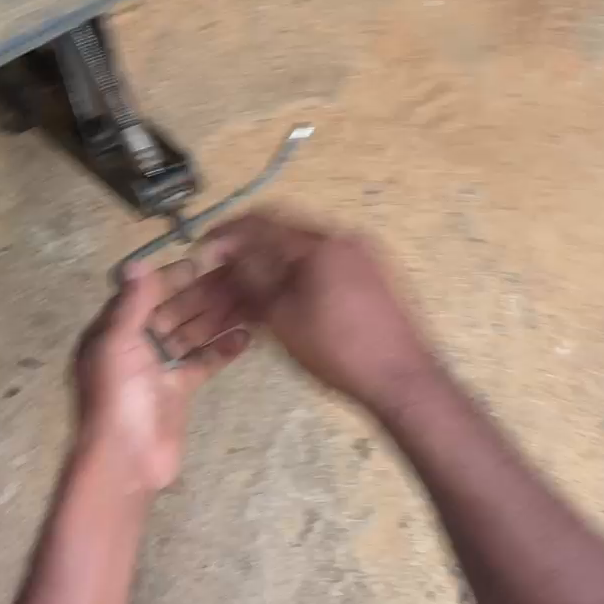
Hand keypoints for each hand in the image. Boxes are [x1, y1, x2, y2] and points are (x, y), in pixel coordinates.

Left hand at [73, 261, 250, 493]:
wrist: (128, 458)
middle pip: (169, 312)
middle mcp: (134, 346)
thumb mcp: (118, 343)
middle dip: (199, 296)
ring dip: (215, 319)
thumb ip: (131, 304)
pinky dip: (221, 350)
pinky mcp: (178, 390)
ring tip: (248, 299)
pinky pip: (202, 363)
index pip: (142, 296)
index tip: (201, 263)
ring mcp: (157, 369)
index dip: (169, 279)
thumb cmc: (118, 397)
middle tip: (236, 277)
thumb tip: (135, 262)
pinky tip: (246, 335)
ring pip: (189, 335)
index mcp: (112, 332)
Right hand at [149, 210, 438, 411]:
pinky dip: (292, 279)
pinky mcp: (369, 277)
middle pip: (279, 236)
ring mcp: (360, 258)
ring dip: (266, 269)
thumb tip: (225, 253)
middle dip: (244, 255)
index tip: (200, 251)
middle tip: (217, 277)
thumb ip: (250, 278)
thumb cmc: (337, 350)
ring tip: (241, 296)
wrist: (403, 380)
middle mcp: (342, 240)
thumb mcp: (281, 316)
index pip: (260, 222)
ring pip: (298, 254)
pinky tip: (274, 303)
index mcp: (320, 244)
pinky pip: (319, 267)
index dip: (224, 234)